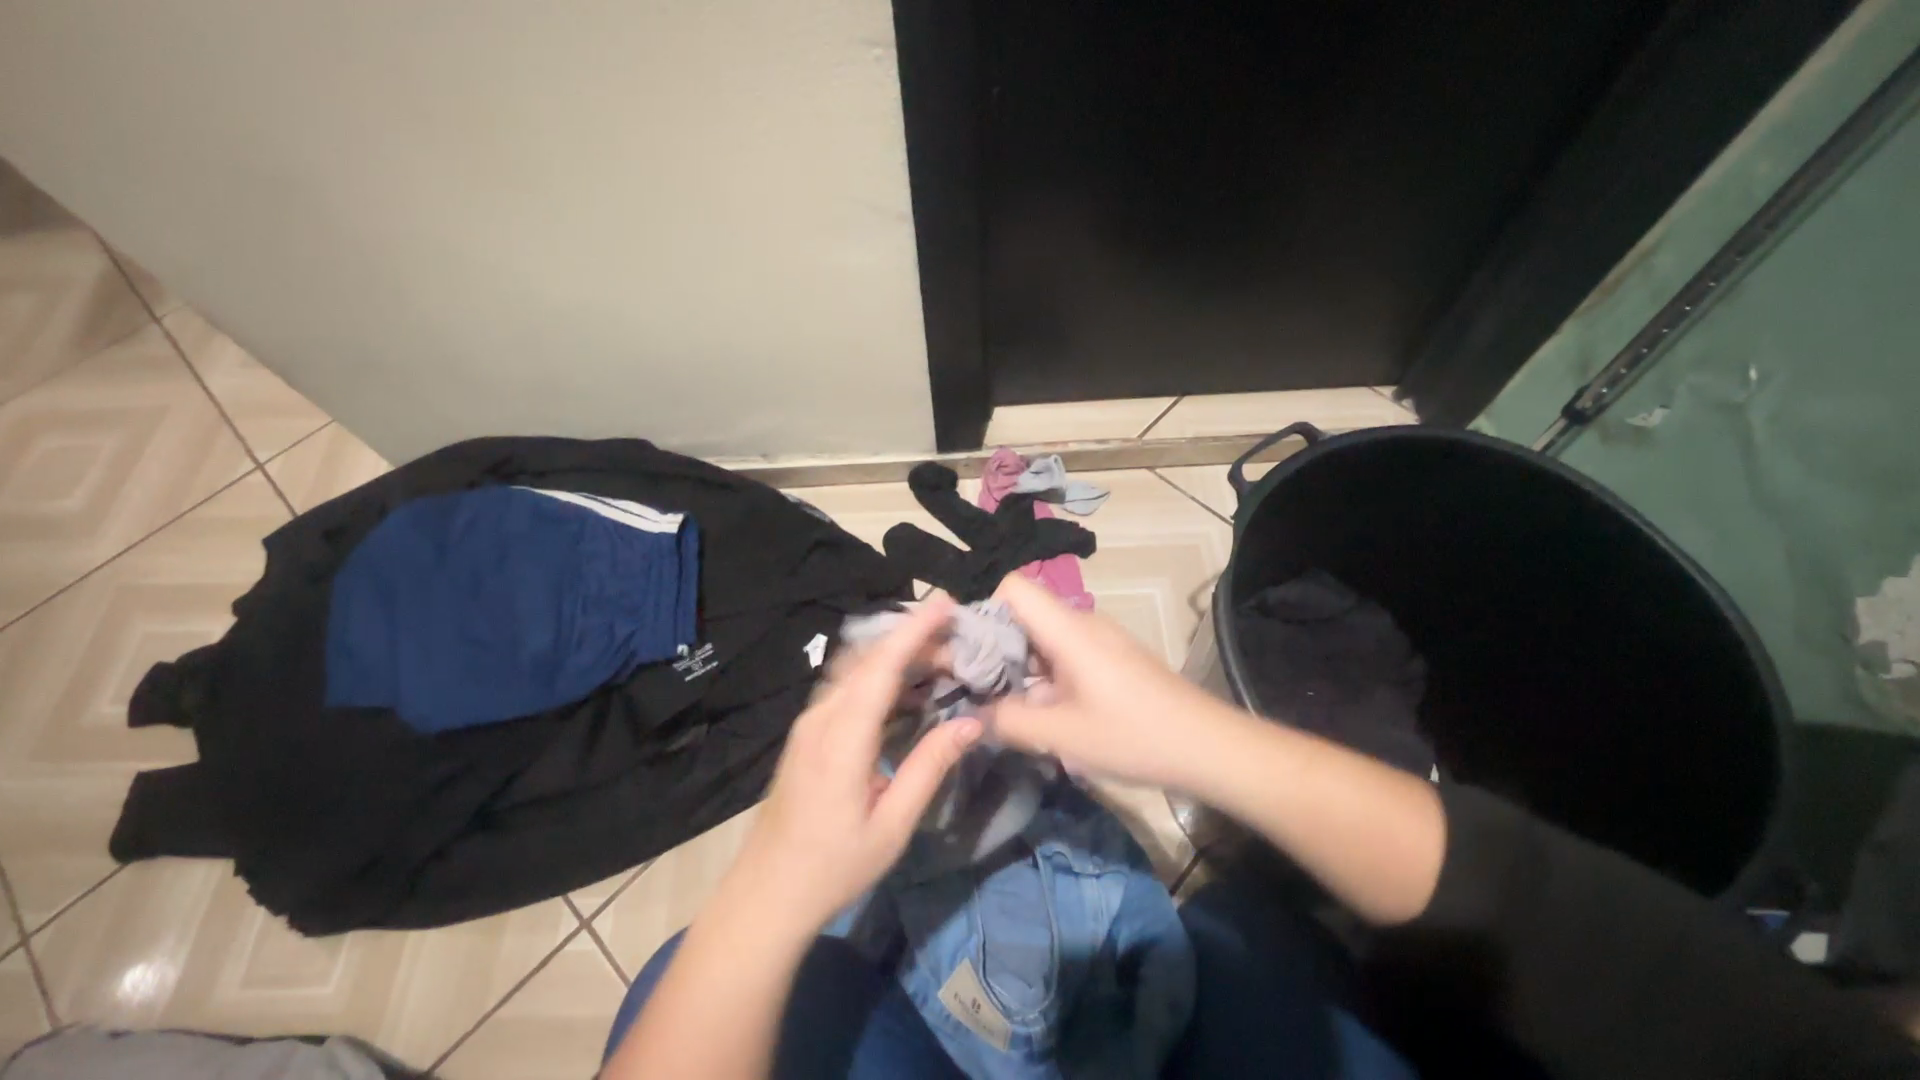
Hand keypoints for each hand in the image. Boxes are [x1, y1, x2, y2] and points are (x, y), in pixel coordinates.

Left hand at [720, 595, 979, 935]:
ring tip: (940, 656)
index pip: (881, 666)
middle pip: (868, 659)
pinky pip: (844, 688)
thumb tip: (971, 721)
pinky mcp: (806, 736)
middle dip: (913, 639)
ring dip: (895, 655)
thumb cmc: (834, 866)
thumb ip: (930, 767)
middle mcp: (820, 719)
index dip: (914, 630)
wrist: (767, 893)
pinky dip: (878, 674)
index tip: (946, 604)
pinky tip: (905, 688)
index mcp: (842, 739)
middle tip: (960, 640)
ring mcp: (808, 725)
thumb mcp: (892, 824)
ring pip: (854, 670)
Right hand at [984, 574, 1244, 789]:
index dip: (982, 611)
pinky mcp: (1111, 660)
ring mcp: (1100, 641)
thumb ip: (1008, 721)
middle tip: (969, 686)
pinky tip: (1041, 713)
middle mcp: (1082, 624)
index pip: (1012, 587)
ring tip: (998, 705)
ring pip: (1042, 638)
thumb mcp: (1063, 735)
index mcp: (1069, 629)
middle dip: (992, 647)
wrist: (1209, 747)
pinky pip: (1063, 655)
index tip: (962, 652)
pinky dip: (1042, 676)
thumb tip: (970, 714)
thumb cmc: (1135, 735)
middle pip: (1022, 615)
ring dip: (1018, 667)